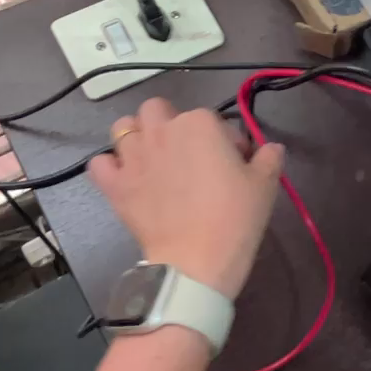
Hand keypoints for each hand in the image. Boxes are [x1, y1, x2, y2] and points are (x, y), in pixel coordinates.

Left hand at [88, 98, 284, 299]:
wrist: (196, 261)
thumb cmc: (235, 218)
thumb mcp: (265, 185)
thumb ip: (269, 157)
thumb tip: (270, 148)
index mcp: (200, 124)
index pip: (214, 119)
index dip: (226, 141)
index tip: (234, 164)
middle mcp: (162, 131)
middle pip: (158, 109)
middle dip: (171, 123)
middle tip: (188, 153)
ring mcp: (133, 157)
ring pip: (123, 126)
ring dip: (137, 137)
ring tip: (153, 159)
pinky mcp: (115, 184)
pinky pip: (100, 163)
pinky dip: (110, 168)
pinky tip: (126, 179)